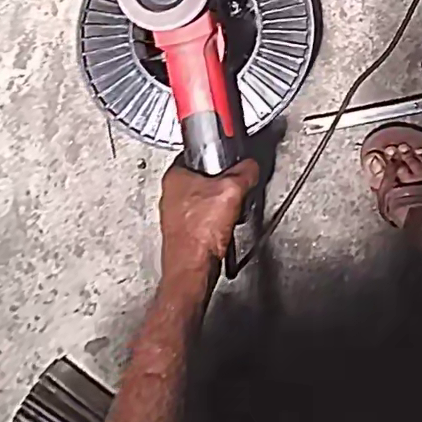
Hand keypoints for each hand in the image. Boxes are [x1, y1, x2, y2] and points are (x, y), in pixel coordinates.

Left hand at [158, 158, 259, 286]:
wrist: (193, 269)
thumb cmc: (199, 234)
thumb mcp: (233, 190)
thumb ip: (245, 171)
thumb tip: (250, 167)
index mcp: (175, 176)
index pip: (199, 152)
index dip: (219, 153)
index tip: (231, 157)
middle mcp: (171, 192)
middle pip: (206, 175)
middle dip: (224, 181)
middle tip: (235, 187)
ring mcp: (177, 212)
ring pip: (207, 196)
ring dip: (222, 200)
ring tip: (231, 208)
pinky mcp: (185, 229)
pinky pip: (206, 214)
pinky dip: (217, 217)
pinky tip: (225, 224)